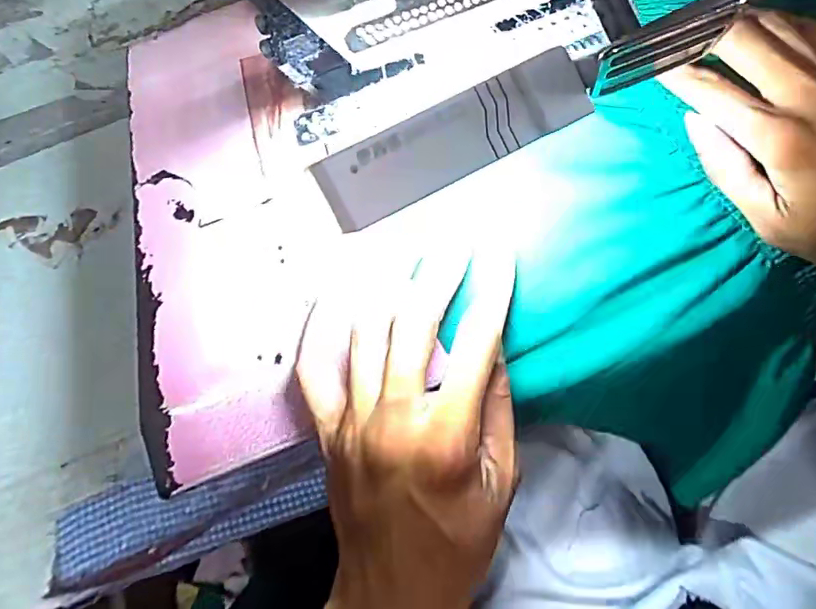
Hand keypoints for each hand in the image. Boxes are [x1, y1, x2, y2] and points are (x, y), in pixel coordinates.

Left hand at [296, 245, 518, 608]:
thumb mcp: (499, 481)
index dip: (491, 292)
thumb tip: (492, 344)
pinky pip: (316, 366)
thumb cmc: (457, 541)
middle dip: (440, 272)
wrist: (392, 593)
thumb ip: (495, 407)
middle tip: (455, 242)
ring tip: (407, 251)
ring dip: (388, 284)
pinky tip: (338, 291)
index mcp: (445, 436)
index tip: (499, 256)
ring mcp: (352, 420)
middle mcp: (393, 418)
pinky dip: (323, 325)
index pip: (475, 344)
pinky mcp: (327, 428)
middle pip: (415, 323)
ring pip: (365, 330)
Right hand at [659, 9, 815, 305]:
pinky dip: (772, 21)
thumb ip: (725, 169)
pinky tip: (757, 30)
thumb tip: (696, 119)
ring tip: (705, 29)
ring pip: (772, 23)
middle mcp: (805, 94)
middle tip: (672, 41)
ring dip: (733, 21)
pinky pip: (807, 28)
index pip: (708, 87)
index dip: (671, 71)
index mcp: (779, 137)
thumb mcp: (773, 224)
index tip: (647, 63)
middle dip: (696, 34)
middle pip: (737, 37)